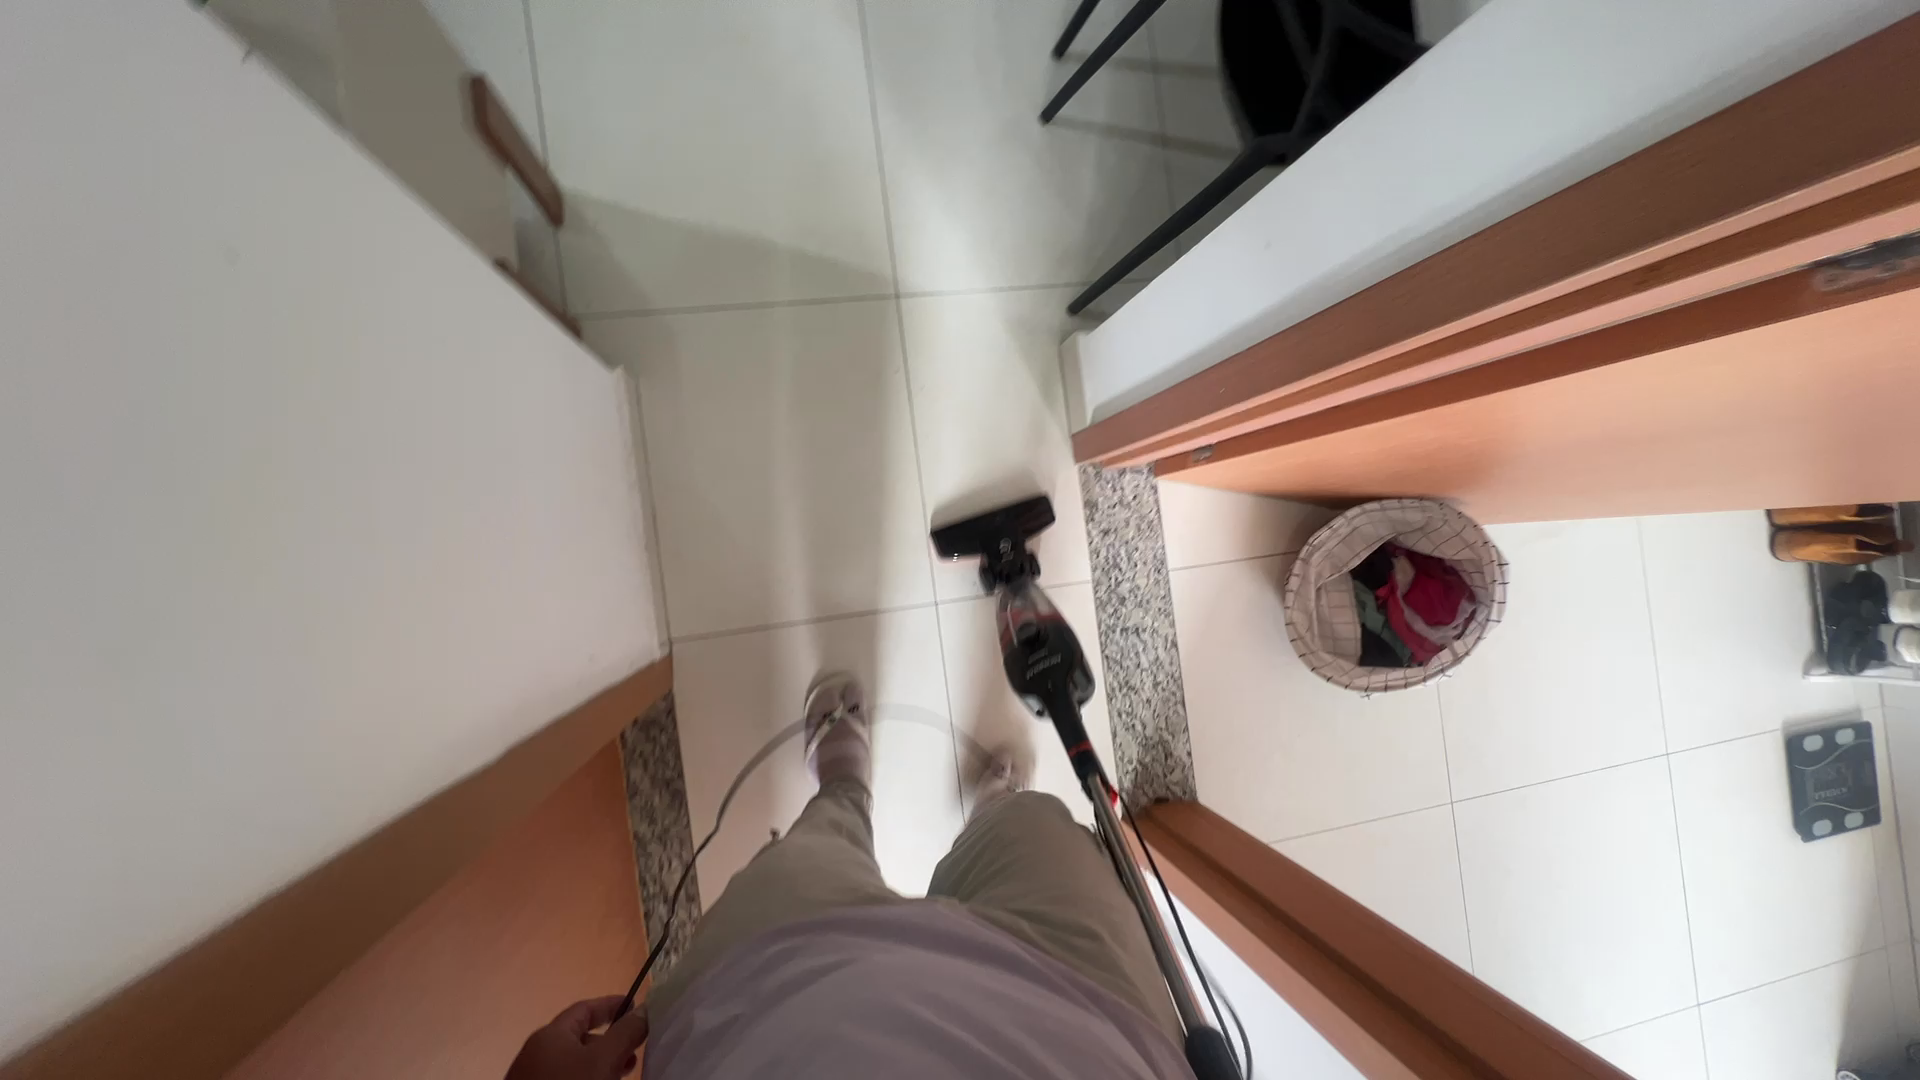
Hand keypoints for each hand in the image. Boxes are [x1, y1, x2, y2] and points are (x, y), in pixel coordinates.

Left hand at [504, 997, 649, 1079]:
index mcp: (549, 1035)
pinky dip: (585, 1078)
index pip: (585, 1008)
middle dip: (610, 1042)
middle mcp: (535, 1054)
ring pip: (573, 1063)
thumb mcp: (604, 1060)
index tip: (636, 1007)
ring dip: (600, 1065)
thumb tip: (644, 1010)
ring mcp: (531, 1079)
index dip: (612, 1005)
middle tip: (633, 1051)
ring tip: (621, 1075)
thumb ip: (626, 1032)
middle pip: (579, 1037)